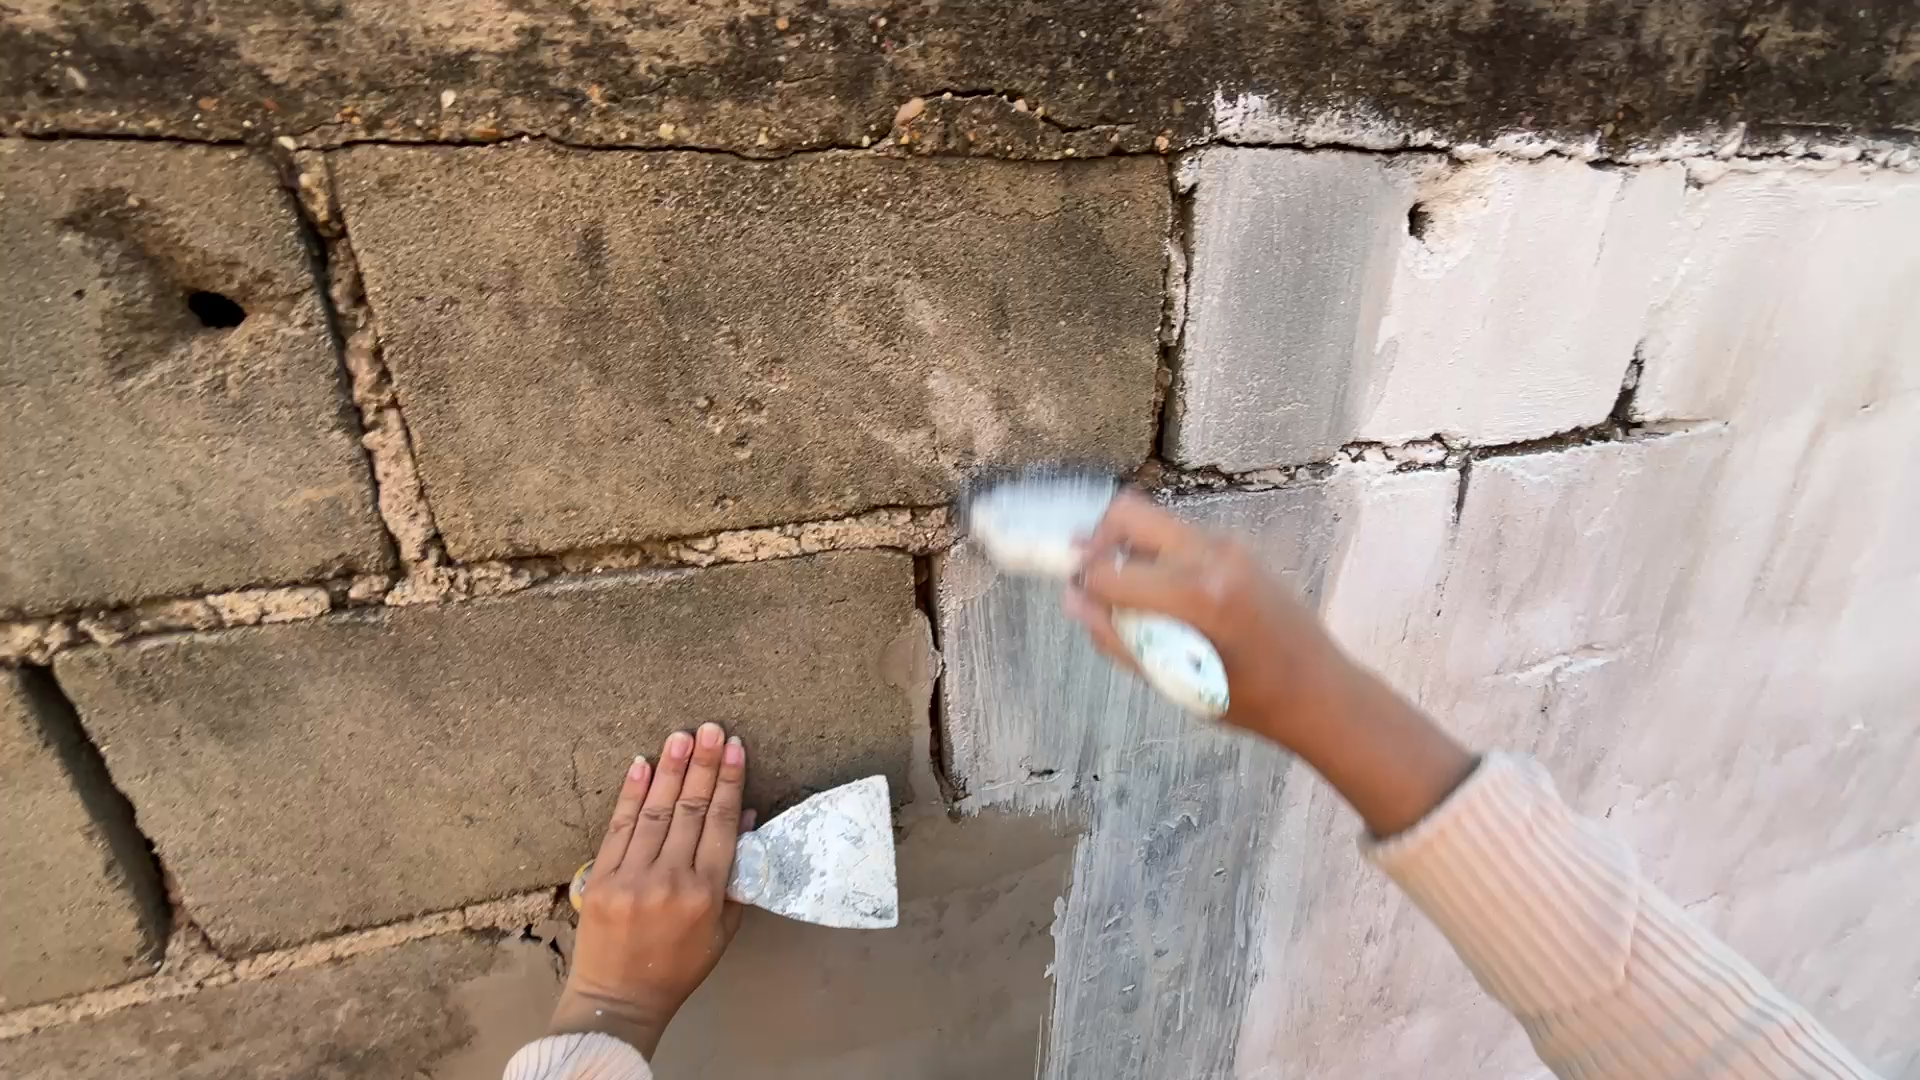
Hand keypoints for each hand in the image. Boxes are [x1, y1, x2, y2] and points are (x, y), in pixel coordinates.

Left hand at [549, 723, 753, 1056]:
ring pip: (656, 812)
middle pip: (690, 809)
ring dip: (670, 769)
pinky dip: (632, 794)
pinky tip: (641, 764)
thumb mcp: (725, 925)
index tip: (735, 747)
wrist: (617, 1002)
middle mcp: (670, 880)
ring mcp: (632, 879)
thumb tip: (744, 814)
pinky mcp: (602, 881)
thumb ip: (738, 872)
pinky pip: (619, 828)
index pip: (720, 822)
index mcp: (706, 893)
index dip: (729, 780)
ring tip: (682, 735)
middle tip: (711, 728)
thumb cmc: (680, 965)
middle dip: (702, 764)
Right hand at [1064, 490, 1347, 747]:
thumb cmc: (1246, 699)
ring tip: (1129, 590)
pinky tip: (1163, 593)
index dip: (1082, 581)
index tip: (1077, 594)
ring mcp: (1228, 544)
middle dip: (1097, 539)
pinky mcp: (1237, 546)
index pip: (1111, 570)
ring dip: (1129, 546)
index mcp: (1196, 594)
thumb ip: (1115, 635)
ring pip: (1155, 521)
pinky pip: (1179, 536)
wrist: (1320, 690)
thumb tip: (1073, 599)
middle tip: (1090, 572)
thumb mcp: (1171, 681)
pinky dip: (1157, 554)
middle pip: (1129, 512)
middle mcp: (1212, 554)